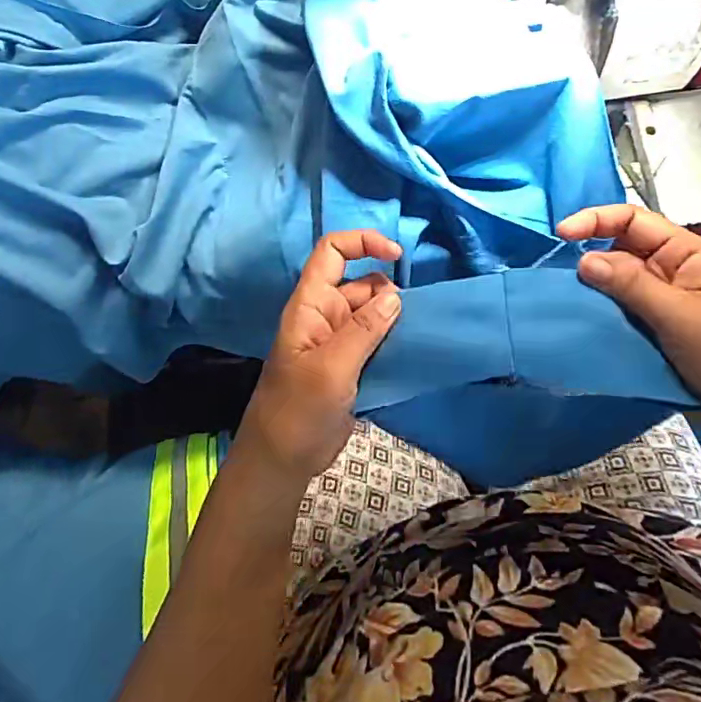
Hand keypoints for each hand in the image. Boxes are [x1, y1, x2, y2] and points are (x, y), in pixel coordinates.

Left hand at [237, 230, 404, 481]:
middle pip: (361, 283)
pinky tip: (414, 351)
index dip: (362, 242)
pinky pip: (377, 339)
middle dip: (389, 292)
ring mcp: (338, 340)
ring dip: (395, 318)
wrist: (283, 459)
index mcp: (310, 304)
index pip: (332, 252)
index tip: (397, 255)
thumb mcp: (332, 368)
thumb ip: (364, 330)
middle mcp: (325, 315)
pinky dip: (394, 340)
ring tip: (417, 336)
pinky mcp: (351, 365)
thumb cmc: (298, 409)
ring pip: (373, 312)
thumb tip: (396, 295)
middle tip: (412, 321)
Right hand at [556, 204, 700, 437]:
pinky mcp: (655, 328)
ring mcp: (664, 301)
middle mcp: (673, 270)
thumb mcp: (681, 316)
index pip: (634, 220)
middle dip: (590, 259)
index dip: (595, 220)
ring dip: (593, 291)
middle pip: (620, 249)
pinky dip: (600, 315)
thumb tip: (583, 259)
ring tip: (566, 303)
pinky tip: (583, 324)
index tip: (561, 236)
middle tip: (562, 282)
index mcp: (688, 254)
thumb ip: (631, 285)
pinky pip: (619, 311)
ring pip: (616, 283)